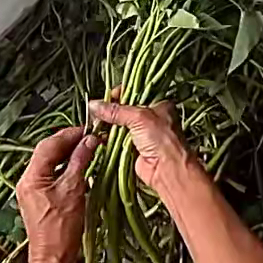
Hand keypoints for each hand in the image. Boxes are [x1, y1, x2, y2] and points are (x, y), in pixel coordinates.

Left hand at [16, 126, 98, 262]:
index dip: (70, 134)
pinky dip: (65, 168)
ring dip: (68, 154)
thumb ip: (80, 161)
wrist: (52, 260)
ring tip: (88, 150)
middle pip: (47, 151)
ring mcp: (31, 190)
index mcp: (31, 176)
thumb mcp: (74, 189)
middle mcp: (27, 180)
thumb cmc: (62, 228)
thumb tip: (90, 140)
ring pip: (49, 162)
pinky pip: (51, 175)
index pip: (49, 144)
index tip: (89, 130)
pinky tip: (80, 168)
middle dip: (69, 142)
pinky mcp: (39, 198)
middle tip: (91, 138)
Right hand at [87, 100, 211, 203]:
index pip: (135, 93)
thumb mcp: (139, 117)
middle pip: (124, 110)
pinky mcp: (132, 149)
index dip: (120, 94)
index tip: (106, 96)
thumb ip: (116, 110)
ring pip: (118, 126)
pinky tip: (97, 137)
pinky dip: (106, 139)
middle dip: (109, 111)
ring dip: (106, 126)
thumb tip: (94, 105)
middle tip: (96, 112)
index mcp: (158, 104)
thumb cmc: (161, 139)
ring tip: (94, 124)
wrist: (168, 170)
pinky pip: (115, 141)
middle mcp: (150, 118)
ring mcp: (141, 134)